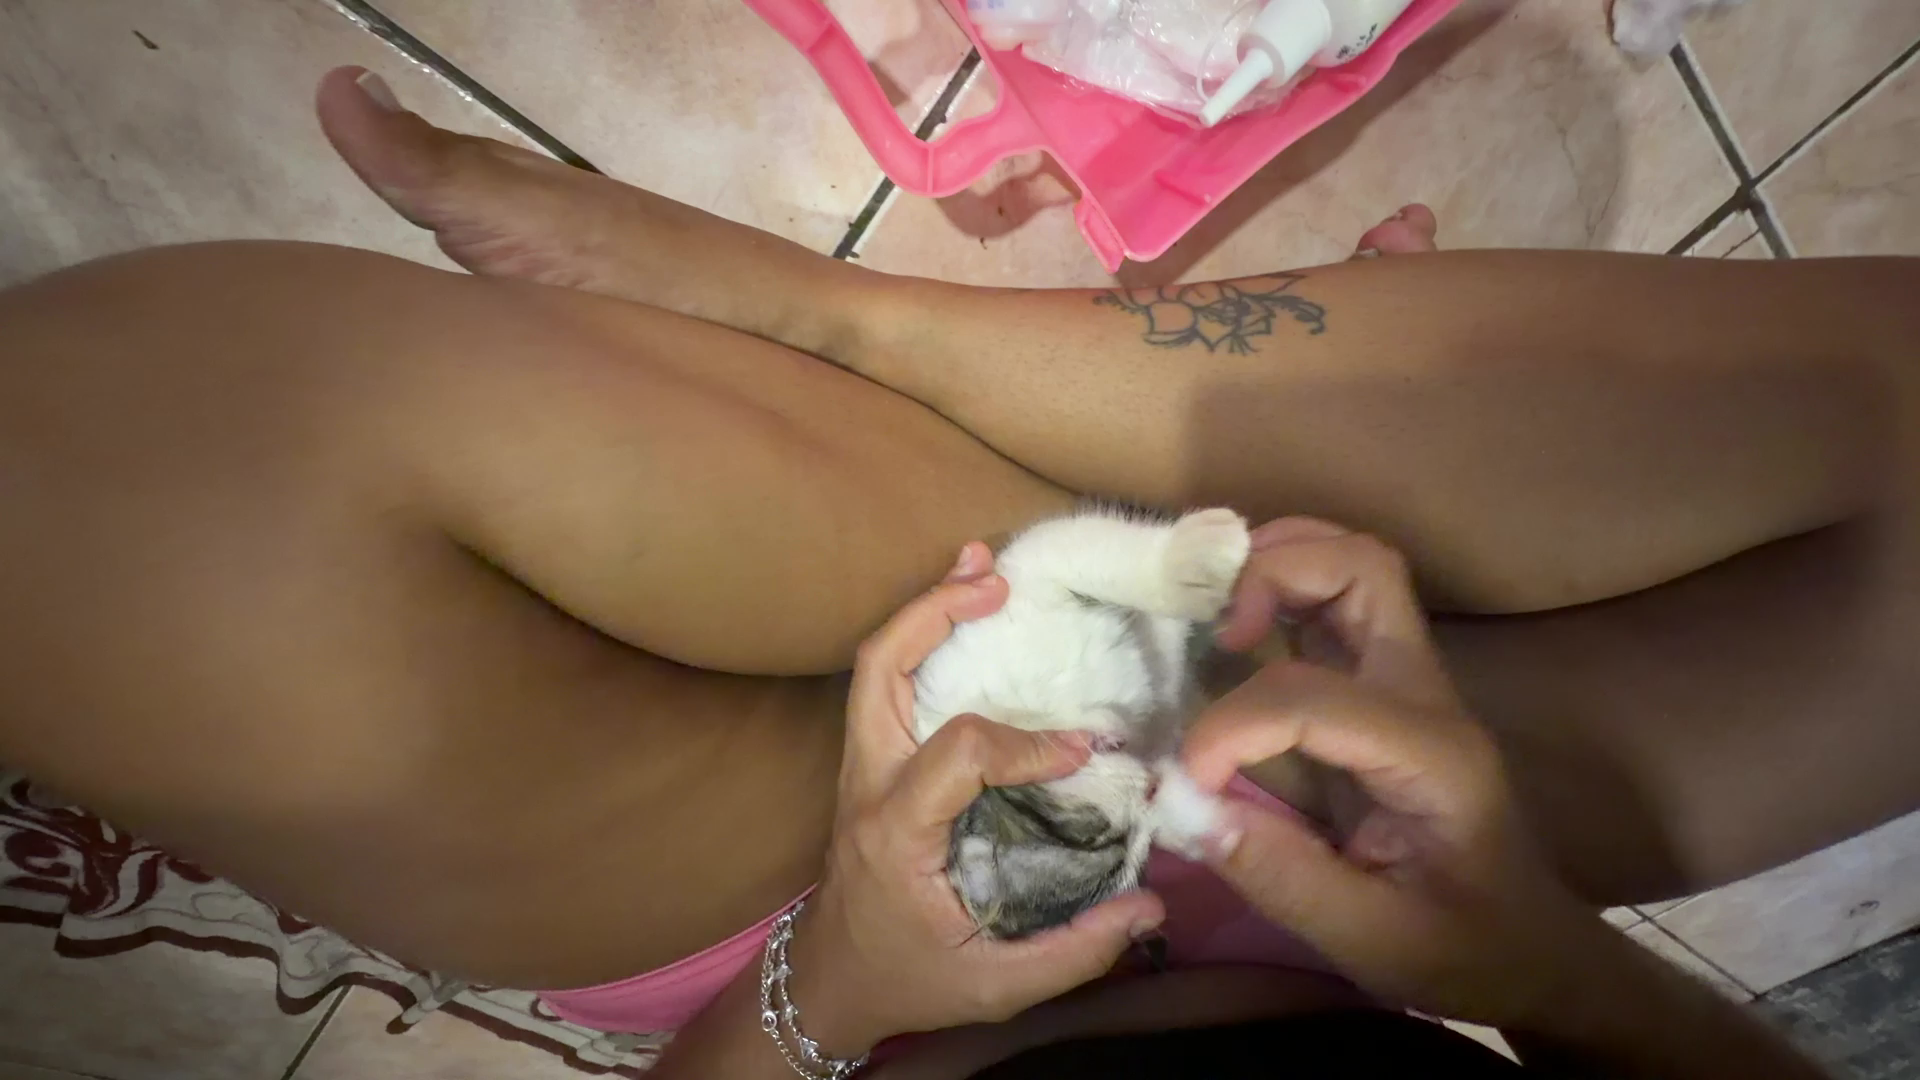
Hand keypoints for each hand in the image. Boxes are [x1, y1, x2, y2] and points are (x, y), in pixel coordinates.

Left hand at [786, 544, 1165, 1055]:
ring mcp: (859, 760)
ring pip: (875, 662)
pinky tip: (959, 609)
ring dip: (925, 608)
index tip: (1079, 752)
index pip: (959, 752)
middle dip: (936, 610)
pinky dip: (920, 634)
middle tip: (999, 580)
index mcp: (895, 831)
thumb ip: (1073, 951)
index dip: (1025, 743)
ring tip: (979, 565)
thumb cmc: (906, 976)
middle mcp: (867, 780)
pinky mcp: (868, 754)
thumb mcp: (992, 987)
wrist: (829, 975)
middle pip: (880, 667)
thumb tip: (1151, 904)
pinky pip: (887, 679)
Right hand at [1186, 518, 1624, 1028]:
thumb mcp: (1373, 941)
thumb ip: (1279, 876)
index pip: (1311, 698)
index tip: (1192, 776)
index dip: (1232, 726)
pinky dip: (1279, 584)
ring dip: (1277, 561)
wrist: (1531, 948)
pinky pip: (1333, 596)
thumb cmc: (1461, 947)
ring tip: (1217, 604)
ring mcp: (1406, 676)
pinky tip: (1235, 619)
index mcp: (1431, 755)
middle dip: (1273, 573)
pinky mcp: (1379, 681)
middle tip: (1217, 628)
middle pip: (1363, 568)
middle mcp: (1424, 693)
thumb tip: (1186, 802)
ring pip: (1353, 563)